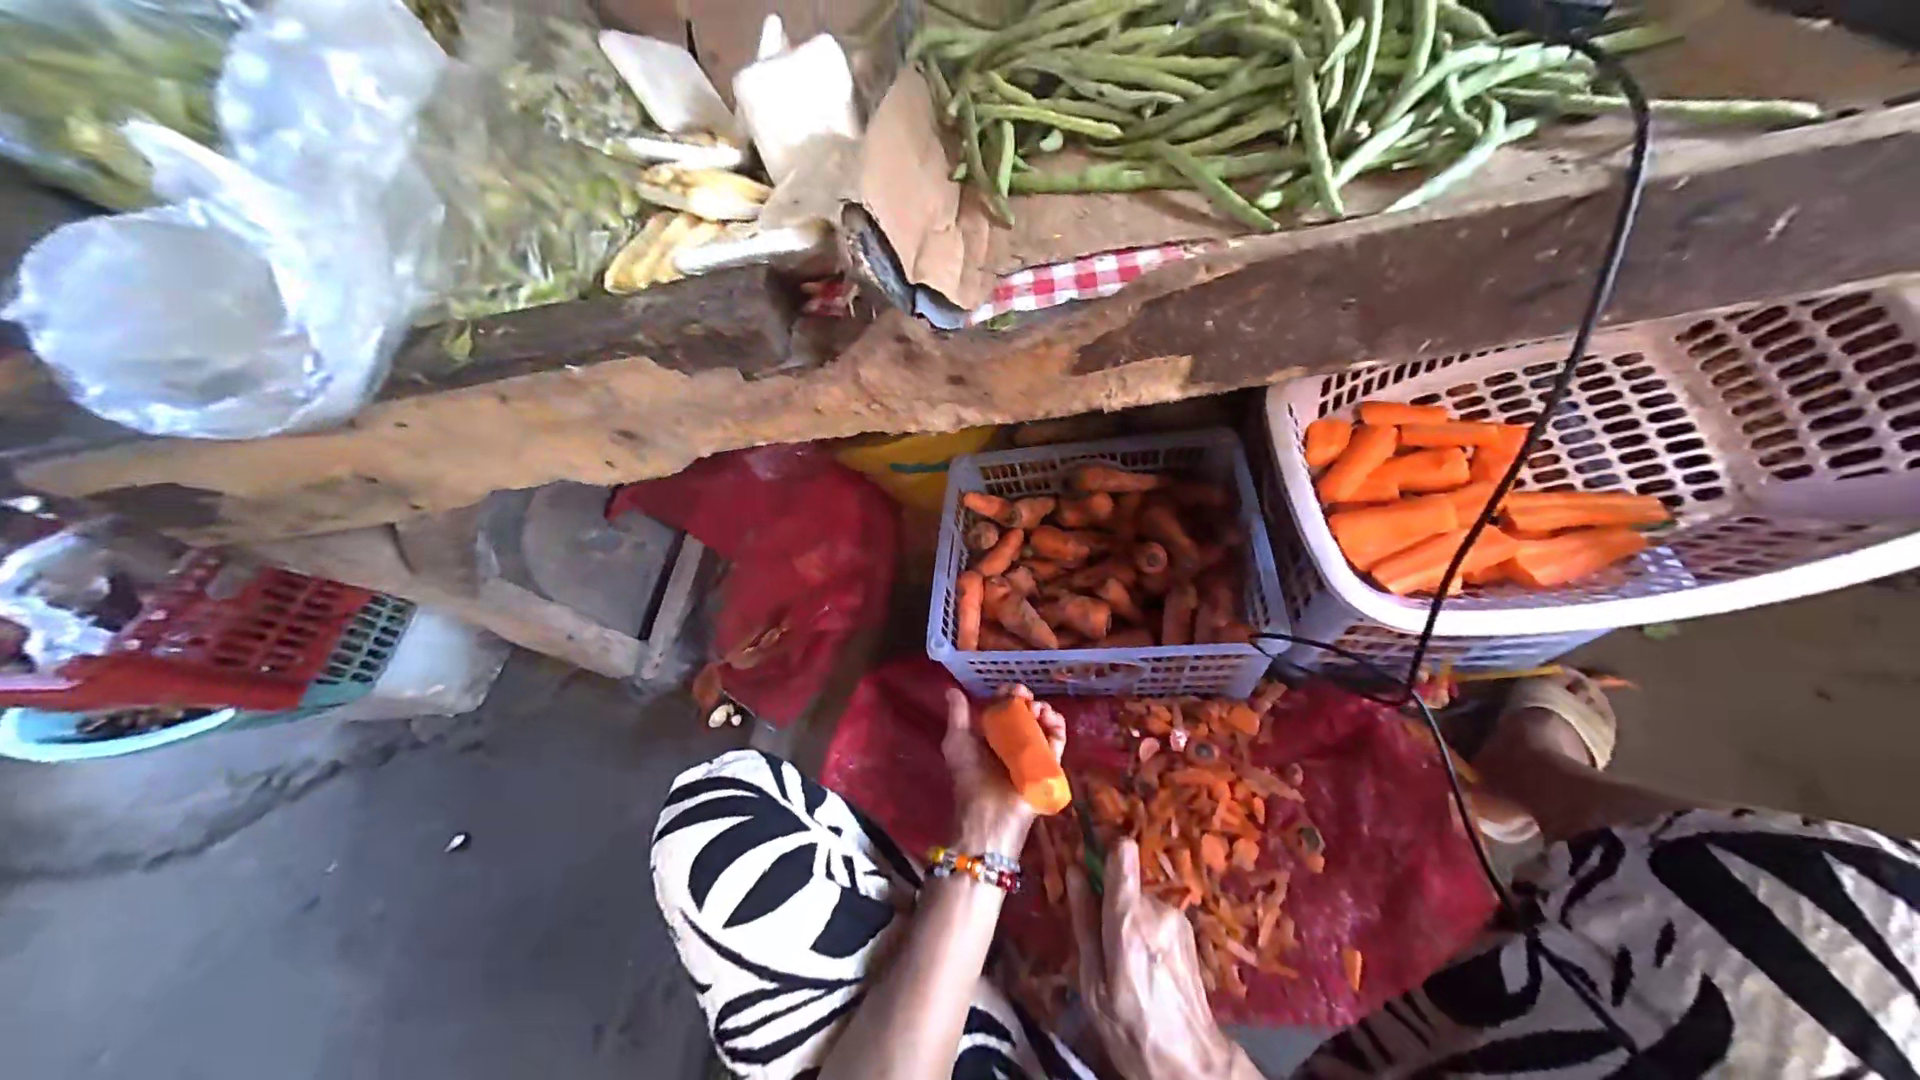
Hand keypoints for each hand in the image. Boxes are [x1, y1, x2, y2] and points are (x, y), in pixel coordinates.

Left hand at [943, 685, 1064, 855]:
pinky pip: (1057, 744)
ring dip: (1044, 711)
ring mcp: (1031, 755)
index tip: (1011, 688)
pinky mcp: (1048, 766)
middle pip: (1026, 715)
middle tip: (1026, 696)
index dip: (1008, 696)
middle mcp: (1012, 744)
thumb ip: (958, 716)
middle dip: (1027, 701)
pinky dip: (1058, 728)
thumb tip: (952, 690)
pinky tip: (1052, 718)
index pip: (1003, 710)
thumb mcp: (957, 742)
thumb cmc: (970, 776)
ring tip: (1039, 709)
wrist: (988, 814)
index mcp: (991, 737)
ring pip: (1043, 726)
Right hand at [1068, 841, 1256, 1079]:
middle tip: (1100, 939)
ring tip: (1124, 961)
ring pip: (1139, 899)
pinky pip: (1154, 914)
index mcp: (1129, 925)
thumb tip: (1074, 872)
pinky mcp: (1188, 928)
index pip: (1122, 857)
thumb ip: (1084, 921)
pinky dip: (1144, 928)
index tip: (1087, 855)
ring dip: (1128, 917)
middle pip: (1124, 883)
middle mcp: (1157, 912)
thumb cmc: (1130, 1030)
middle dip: (1109, 900)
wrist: (1191, 1066)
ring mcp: (1177, 919)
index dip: (1104, 849)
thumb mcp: (1092, 983)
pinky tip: (1146, 965)